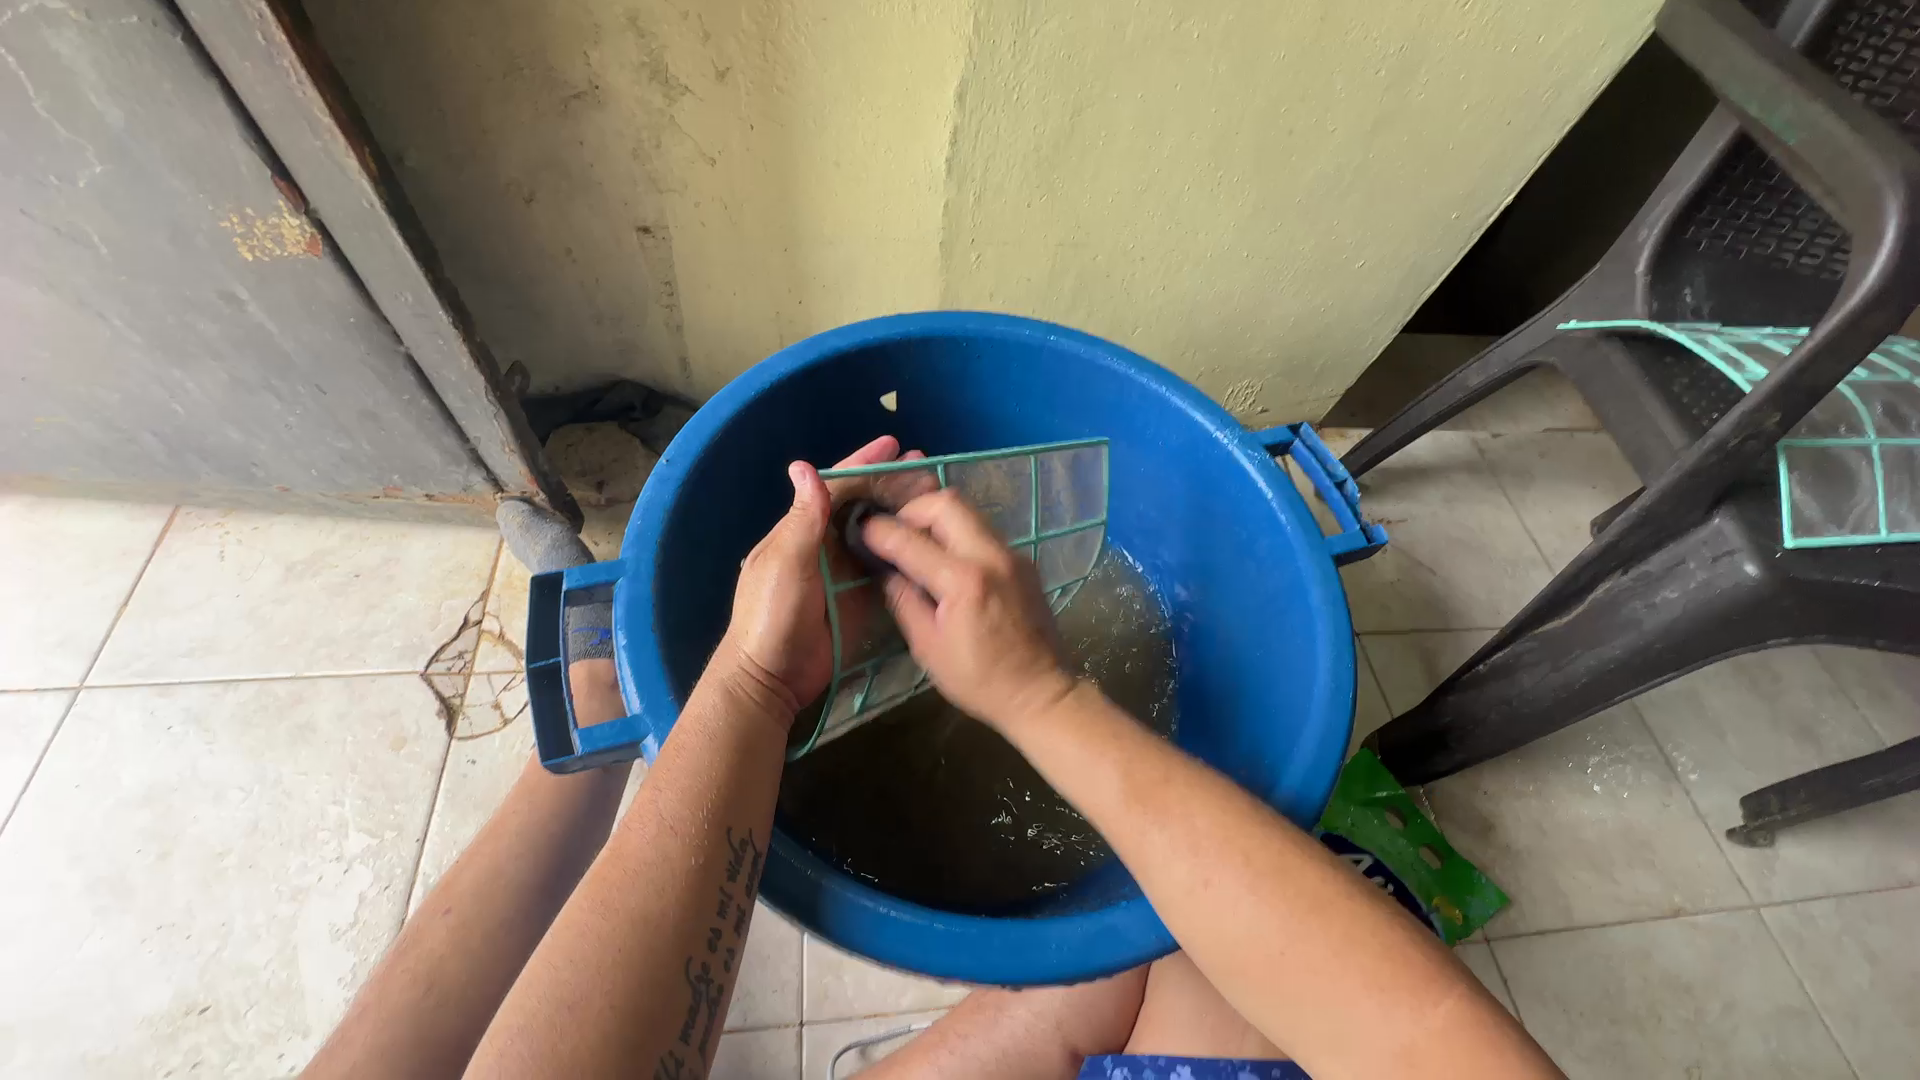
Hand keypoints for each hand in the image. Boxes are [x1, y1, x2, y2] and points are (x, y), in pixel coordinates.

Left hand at [719, 435, 909, 722]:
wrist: (772, 677)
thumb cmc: (770, 616)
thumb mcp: (785, 564)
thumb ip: (802, 520)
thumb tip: (804, 465)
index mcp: (801, 529)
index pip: (836, 486)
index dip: (864, 464)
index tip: (894, 445)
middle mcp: (825, 543)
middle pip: (863, 505)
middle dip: (892, 485)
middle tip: (928, 470)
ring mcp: (845, 571)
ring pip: (879, 532)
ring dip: (903, 513)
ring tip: (936, 498)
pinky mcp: (861, 597)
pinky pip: (886, 566)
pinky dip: (906, 550)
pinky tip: (930, 540)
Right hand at [861, 488, 1077, 732]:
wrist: (1041, 692)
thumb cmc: (979, 679)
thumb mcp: (927, 647)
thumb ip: (904, 600)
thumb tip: (886, 569)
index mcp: (964, 581)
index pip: (910, 539)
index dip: (879, 531)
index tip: (861, 529)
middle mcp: (991, 556)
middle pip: (947, 502)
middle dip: (913, 510)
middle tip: (896, 533)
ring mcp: (1013, 555)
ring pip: (969, 512)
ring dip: (937, 520)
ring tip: (919, 546)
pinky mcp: (1023, 561)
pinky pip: (984, 532)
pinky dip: (959, 535)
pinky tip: (947, 563)